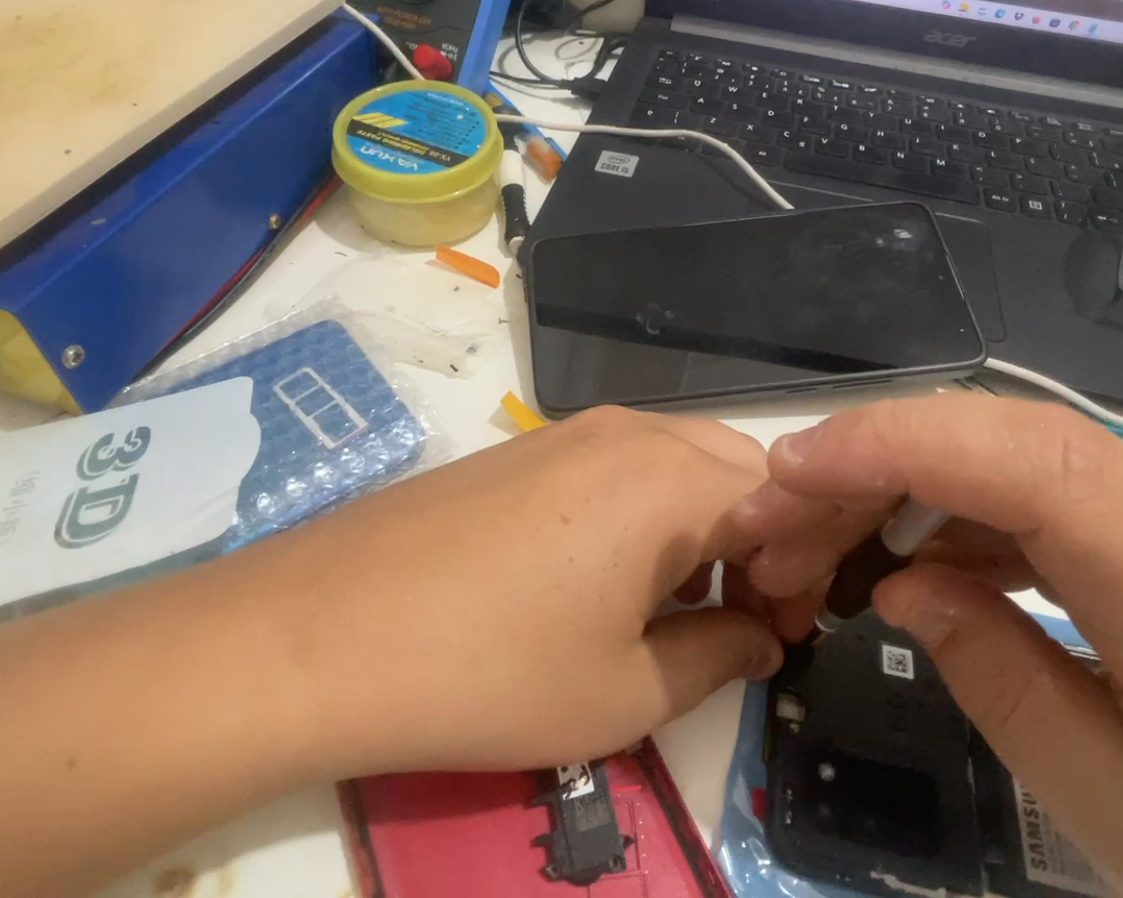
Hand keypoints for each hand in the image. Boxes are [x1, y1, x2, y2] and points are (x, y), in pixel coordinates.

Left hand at [253, 406, 786, 778]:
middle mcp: (627, 433)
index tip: (780, 636)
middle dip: (755, 540)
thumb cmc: (492, 671)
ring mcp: (565, 432)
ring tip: (667, 605)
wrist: (323, 631)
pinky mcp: (520, 449)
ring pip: (672, 464)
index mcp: (670, 480)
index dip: (800, 573)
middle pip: (732, 471)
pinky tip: (599, 575)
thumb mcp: (626, 690)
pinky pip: (614, 467)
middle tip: (734, 619)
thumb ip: (719, 656)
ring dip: (698, 525)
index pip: (781, 508)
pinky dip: (642, 512)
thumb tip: (763, 638)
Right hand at [728, 395, 1122, 897]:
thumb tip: (912, 589)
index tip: (784, 475)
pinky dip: (968, 515)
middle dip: (864, 467)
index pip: (1029, 460)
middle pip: (1003, 440)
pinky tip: (930, 572)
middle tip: (770, 543)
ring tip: (824, 560)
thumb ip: (1023, 700)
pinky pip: (1064, 498)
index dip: (892, 443)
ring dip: (905, 490)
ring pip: (1023, 460)